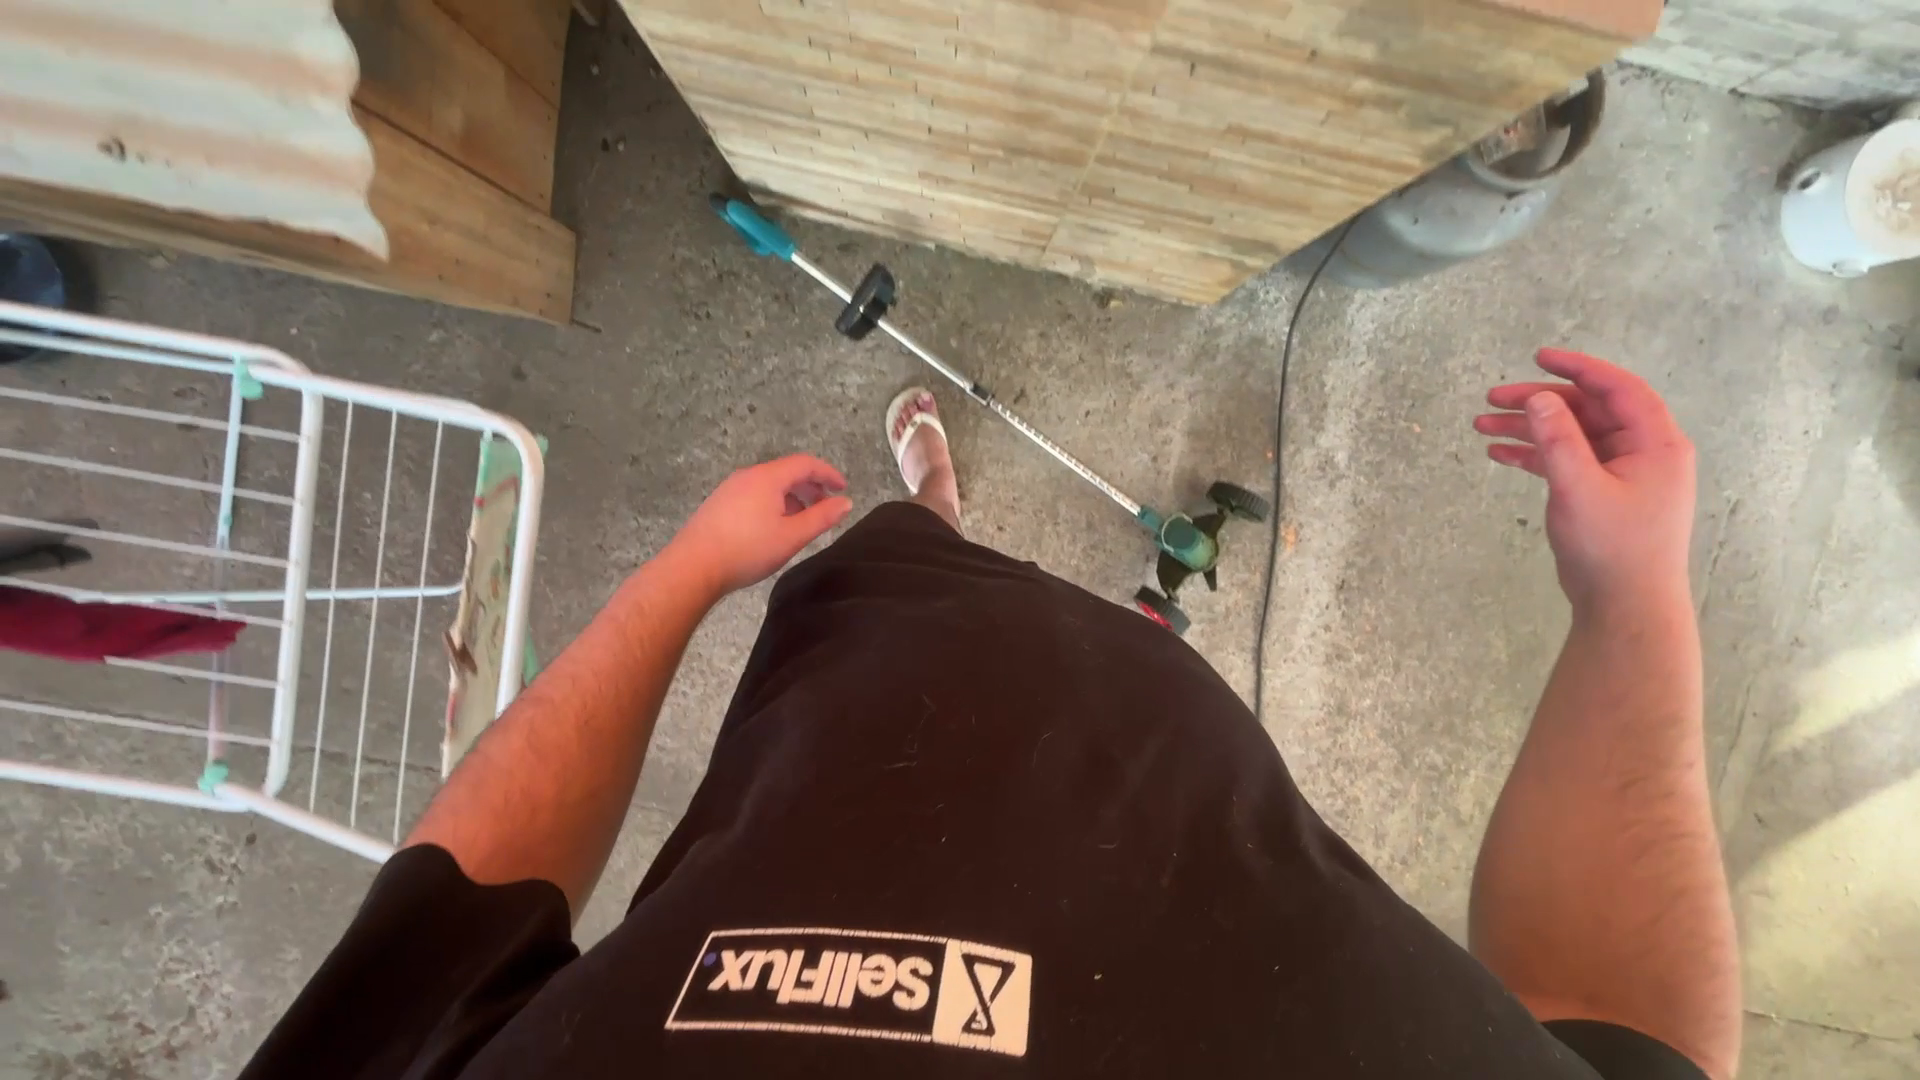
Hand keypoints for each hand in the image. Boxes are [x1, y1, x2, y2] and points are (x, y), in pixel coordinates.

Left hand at [663, 454, 854, 596]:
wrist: (692, 568)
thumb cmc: (748, 550)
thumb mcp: (792, 536)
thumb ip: (822, 517)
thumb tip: (846, 502)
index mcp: (768, 477)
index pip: (805, 464)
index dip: (828, 473)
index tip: (843, 488)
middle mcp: (748, 476)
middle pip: (786, 472)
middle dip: (811, 487)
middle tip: (826, 507)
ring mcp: (730, 489)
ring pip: (770, 484)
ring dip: (792, 497)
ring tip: (803, 521)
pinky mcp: (719, 504)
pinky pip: (755, 495)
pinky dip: (774, 503)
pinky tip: (774, 528)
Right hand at [1475, 348, 1694, 613]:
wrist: (1624, 602)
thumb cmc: (1611, 544)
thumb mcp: (1579, 488)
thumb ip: (1558, 441)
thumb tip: (1538, 398)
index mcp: (1654, 442)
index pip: (1618, 388)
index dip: (1579, 368)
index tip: (1538, 356)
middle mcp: (1641, 450)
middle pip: (1587, 410)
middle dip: (1538, 401)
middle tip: (1490, 399)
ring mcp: (1620, 472)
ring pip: (1570, 435)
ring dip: (1528, 427)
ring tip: (1481, 425)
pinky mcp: (1599, 492)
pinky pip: (1564, 460)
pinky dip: (1533, 453)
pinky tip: (1499, 453)